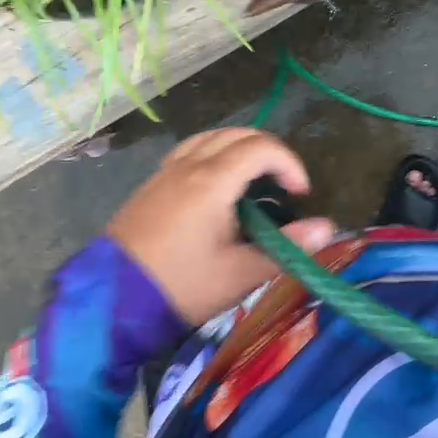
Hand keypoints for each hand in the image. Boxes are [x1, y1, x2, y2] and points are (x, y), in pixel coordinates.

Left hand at [107, 128, 335, 325]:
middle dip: (269, 152)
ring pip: (211, 137)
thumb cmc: (181, 286)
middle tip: (283, 185)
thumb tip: (327, 228)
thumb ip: (285, 248)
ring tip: (254, 179)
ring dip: (240, 148)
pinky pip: (189, 151)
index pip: (262, 148)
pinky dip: (214, 154)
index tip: (300, 194)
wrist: (109, 303)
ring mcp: (165, 172)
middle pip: (237, 134)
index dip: (289, 164)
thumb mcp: (240, 273)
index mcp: (212, 181)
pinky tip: (217, 186)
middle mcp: (189, 166)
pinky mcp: (151, 185)